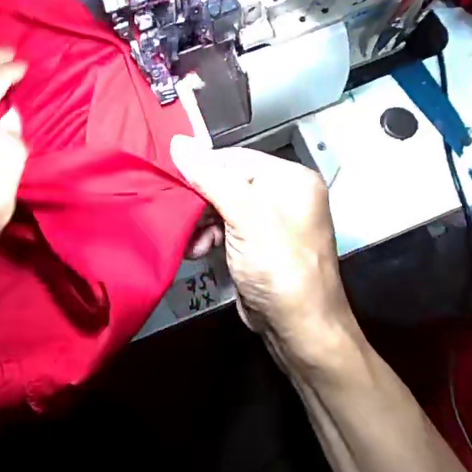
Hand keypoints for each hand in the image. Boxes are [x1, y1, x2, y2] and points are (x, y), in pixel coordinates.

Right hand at [170, 137, 361, 374]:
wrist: (300, 328)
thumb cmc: (281, 269)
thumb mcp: (245, 217)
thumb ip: (211, 178)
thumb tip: (179, 143)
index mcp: (292, 179)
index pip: (238, 158)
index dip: (203, 168)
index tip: (170, 178)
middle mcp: (285, 195)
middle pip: (229, 182)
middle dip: (201, 200)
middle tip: (179, 216)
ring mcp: (272, 222)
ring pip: (223, 207)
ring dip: (201, 222)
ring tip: (191, 241)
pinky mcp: (259, 245)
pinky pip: (227, 229)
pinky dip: (209, 237)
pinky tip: (198, 250)